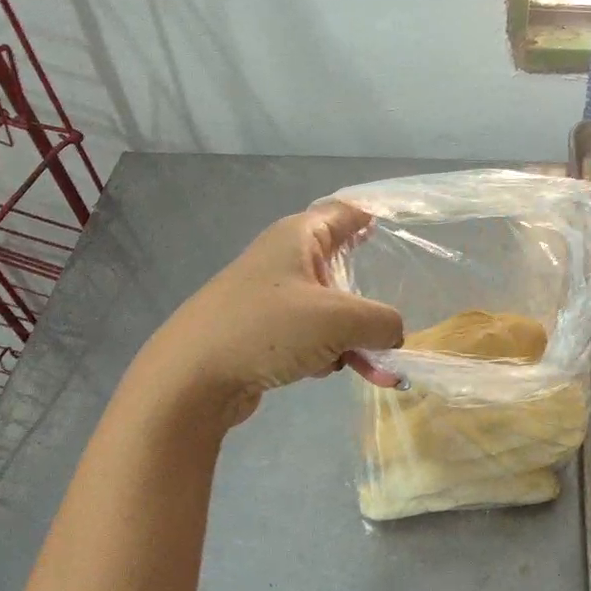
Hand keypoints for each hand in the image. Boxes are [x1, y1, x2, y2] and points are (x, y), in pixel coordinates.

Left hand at [136, 202, 404, 426]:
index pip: (343, 213)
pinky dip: (327, 352)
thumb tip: (394, 334)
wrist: (192, 377)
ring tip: (375, 368)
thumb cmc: (267, 328)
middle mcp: (282, 260)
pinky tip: (331, 372)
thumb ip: (381, 322)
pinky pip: (309, 336)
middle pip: (340, 267)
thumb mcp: (339, 319)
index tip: (399, 225)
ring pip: (328, 310)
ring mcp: (269, 298)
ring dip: (353, 336)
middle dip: (370, 299)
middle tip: (395, 319)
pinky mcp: (260, 333)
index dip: (370, 216)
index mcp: (298, 237)